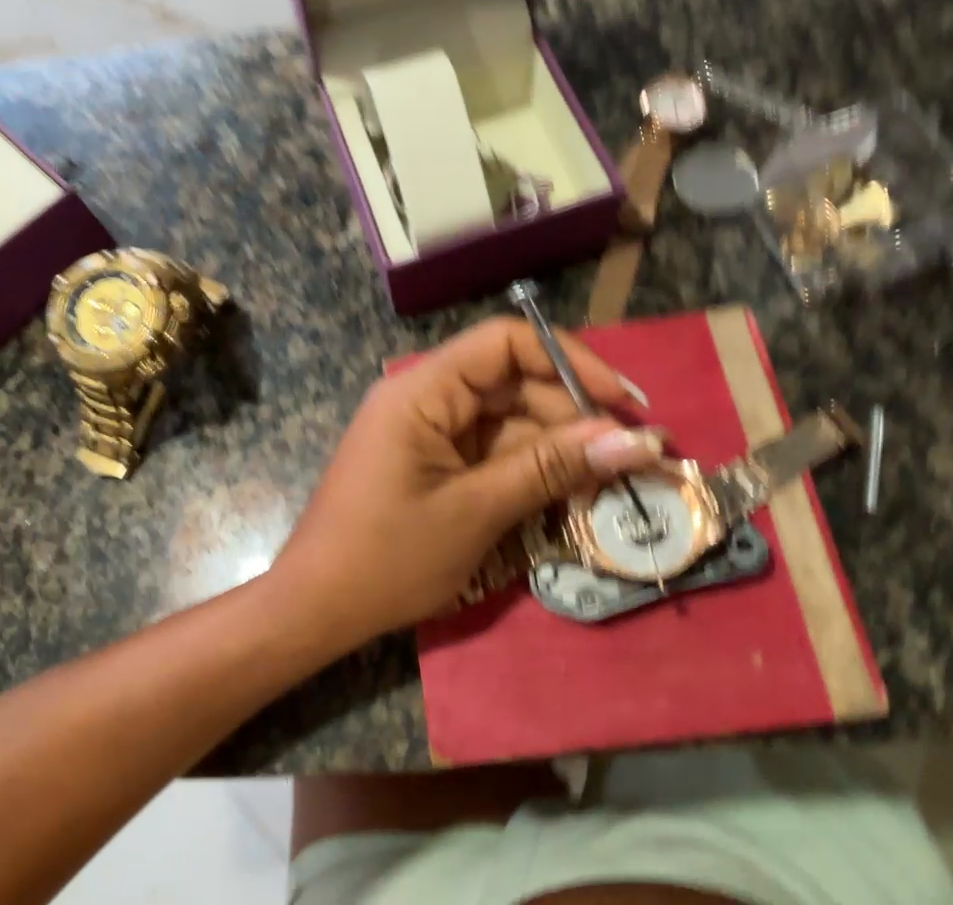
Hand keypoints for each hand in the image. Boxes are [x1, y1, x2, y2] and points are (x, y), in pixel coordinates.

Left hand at [269, 317, 660, 645]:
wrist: (317, 609)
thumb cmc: (389, 558)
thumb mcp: (477, 511)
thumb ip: (553, 468)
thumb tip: (635, 440)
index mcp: (421, 391)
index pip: (504, 342)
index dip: (569, 361)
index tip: (622, 401)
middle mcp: (424, 396)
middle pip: (512, 382)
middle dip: (572, 414)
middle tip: (631, 454)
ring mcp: (427, 430)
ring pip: (508, 419)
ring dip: (557, 446)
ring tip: (612, 478)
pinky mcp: (432, 461)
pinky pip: (491, 449)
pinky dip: (529, 468)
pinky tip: (569, 490)